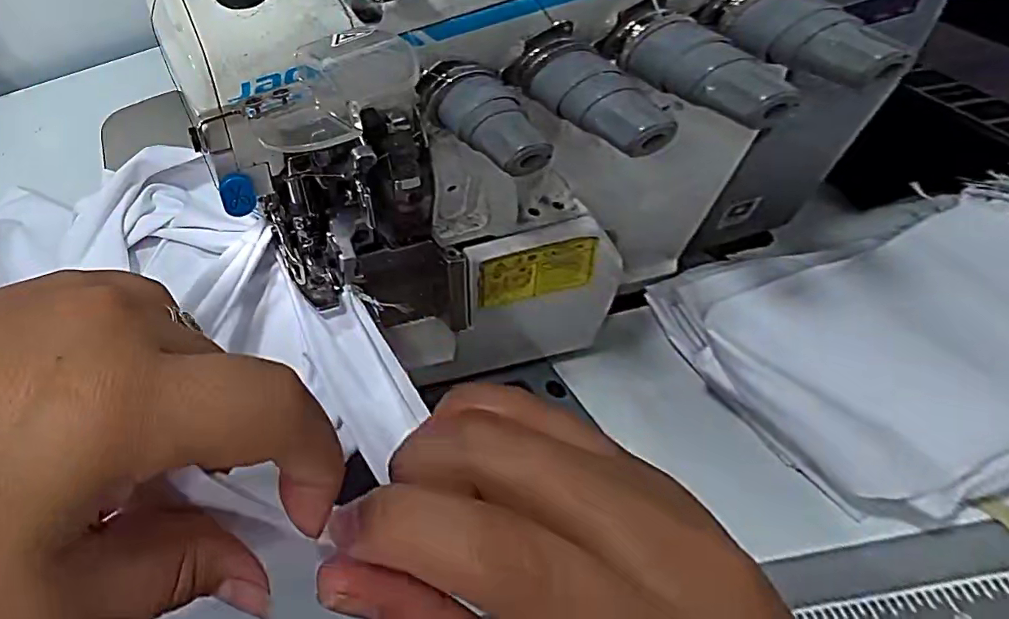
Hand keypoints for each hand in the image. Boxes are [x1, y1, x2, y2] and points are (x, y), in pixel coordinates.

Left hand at [0, 270, 345, 618]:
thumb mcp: (59, 591)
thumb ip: (174, 574)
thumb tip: (253, 567)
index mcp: (130, 391)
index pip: (274, 401)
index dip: (316, 456)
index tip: (298, 510)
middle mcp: (120, 318)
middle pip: (227, 377)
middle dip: (230, 447)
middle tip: (169, 508)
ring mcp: (84, 287)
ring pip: (186, 342)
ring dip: (185, 401)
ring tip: (118, 458)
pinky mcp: (55, 279)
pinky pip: (139, 314)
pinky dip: (147, 362)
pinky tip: (84, 405)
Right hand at [315, 384, 788, 618]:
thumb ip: (431, 618)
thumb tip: (346, 574)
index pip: (492, 546)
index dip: (395, 529)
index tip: (350, 536)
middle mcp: (662, 546)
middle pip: (484, 450)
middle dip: (408, 477)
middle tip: (392, 524)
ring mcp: (656, 494)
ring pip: (500, 410)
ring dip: (437, 445)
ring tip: (435, 499)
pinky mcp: (644, 470)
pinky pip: (532, 409)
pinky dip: (478, 427)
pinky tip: (474, 477)